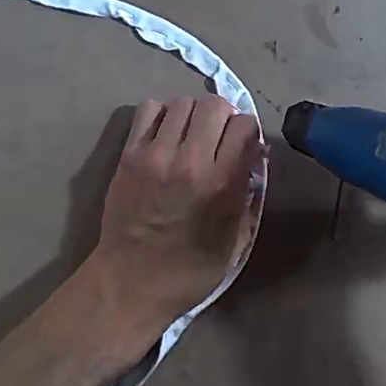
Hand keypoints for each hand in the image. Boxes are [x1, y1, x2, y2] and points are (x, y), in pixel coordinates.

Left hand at [86, 96, 262, 328]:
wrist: (130, 283)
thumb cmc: (190, 269)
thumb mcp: (236, 239)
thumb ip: (249, 192)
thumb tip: (256, 153)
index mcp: (221, 184)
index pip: (245, 125)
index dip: (248, 130)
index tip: (242, 143)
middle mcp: (190, 161)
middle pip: (215, 105)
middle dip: (223, 116)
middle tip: (217, 136)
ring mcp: (156, 154)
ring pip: (182, 102)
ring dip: (192, 114)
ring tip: (189, 135)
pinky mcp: (129, 153)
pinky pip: (149, 109)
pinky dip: (161, 115)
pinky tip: (164, 135)